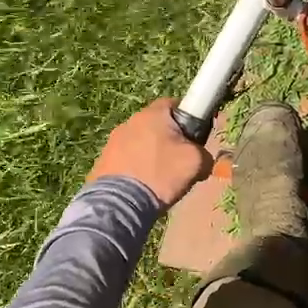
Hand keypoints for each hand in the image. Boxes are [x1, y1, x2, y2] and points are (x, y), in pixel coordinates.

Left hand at [87, 99, 211, 208]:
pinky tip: (142, 185)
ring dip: (150, 153)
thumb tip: (203, 159)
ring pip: (140, 142)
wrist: (120, 204)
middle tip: (179, 159)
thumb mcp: (197, 163)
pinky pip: (126, 159)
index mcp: (154, 114)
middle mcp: (130, 121)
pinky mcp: (102, 160)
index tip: (195, 136)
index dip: (188, 117)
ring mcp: (113, 141)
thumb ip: (205, 154)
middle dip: (168, 138)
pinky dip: (135, 167)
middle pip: (156, 124)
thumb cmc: (161, 174)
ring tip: (159, 177)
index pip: (175, 104)